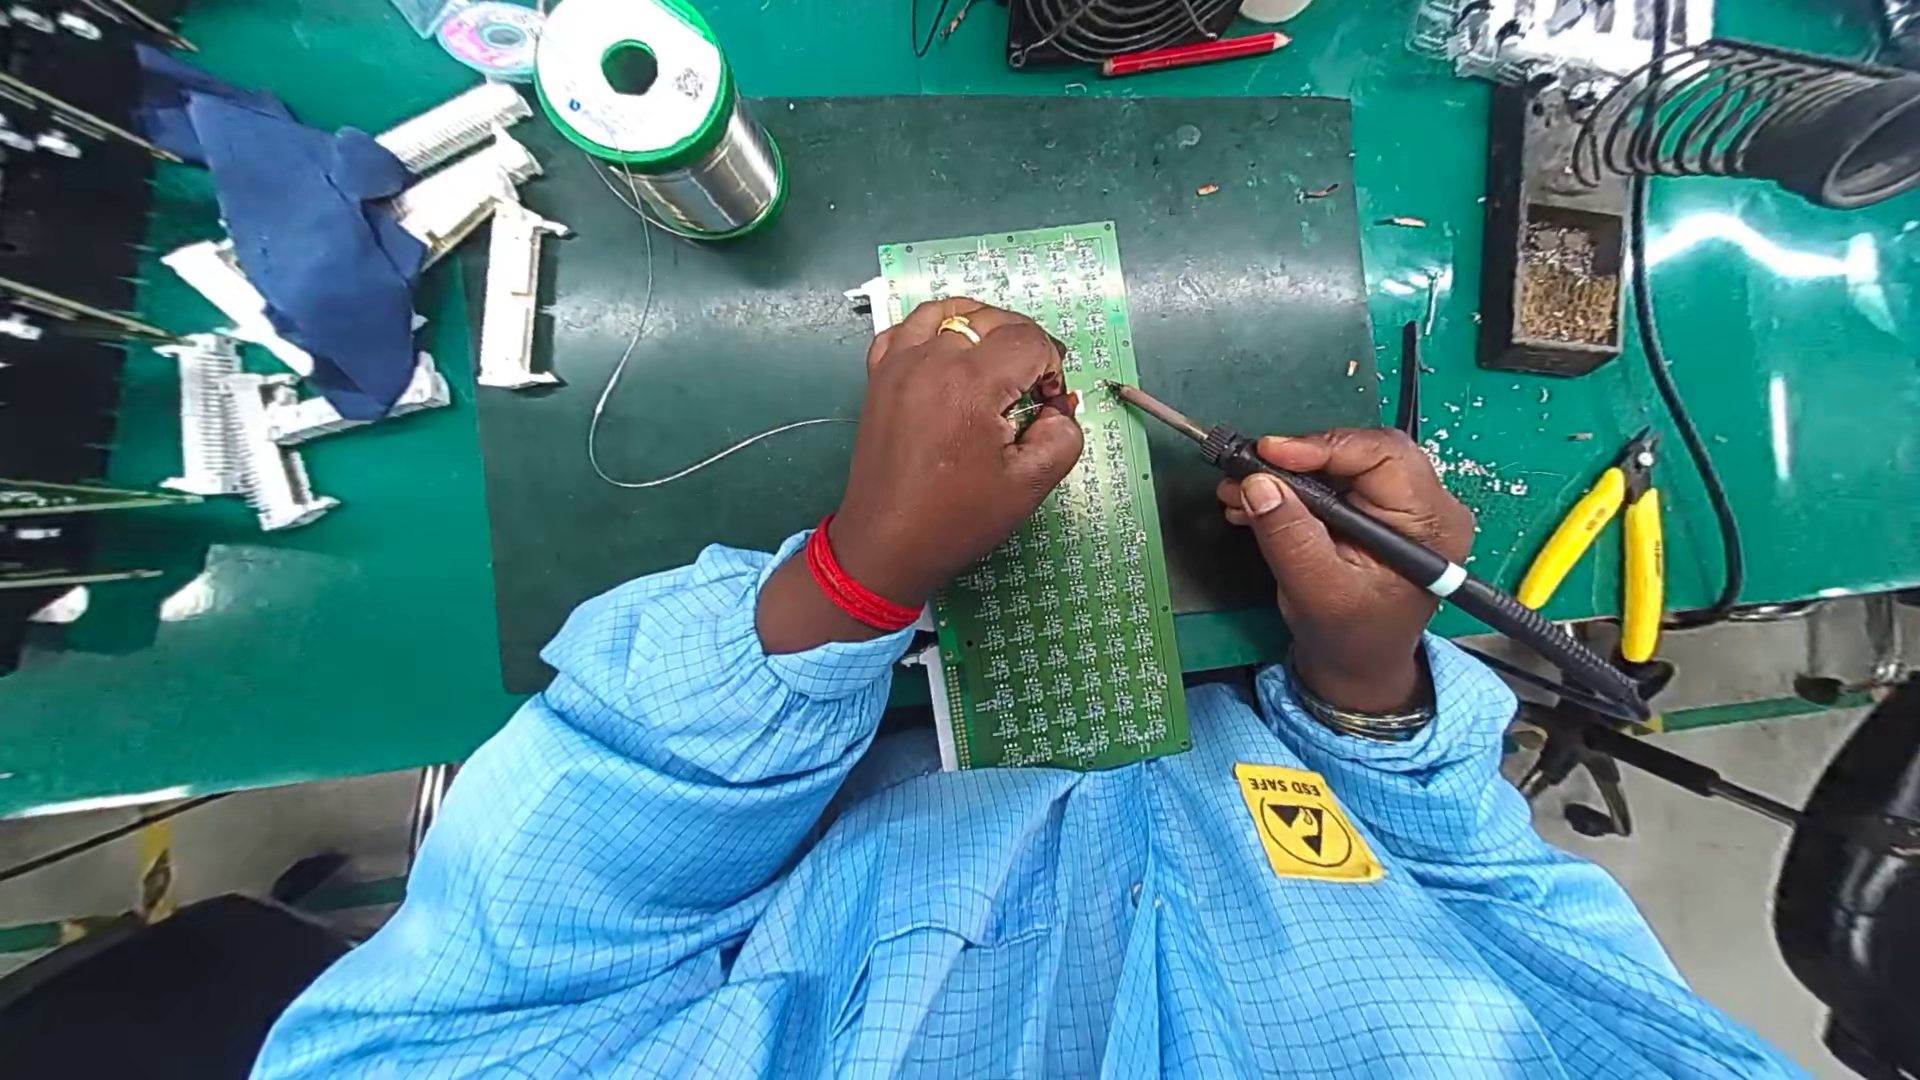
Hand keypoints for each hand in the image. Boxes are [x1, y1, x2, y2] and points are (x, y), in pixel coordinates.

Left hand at [758, 299, 1082, 652]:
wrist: (888, 543)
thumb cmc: (957, 519)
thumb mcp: (1031, 485)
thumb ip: (1063, 435)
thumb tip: (1057, 407)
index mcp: (971, 383)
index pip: (1030, 340)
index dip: (1052, 368)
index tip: (1047, 406)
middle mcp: (931, 360)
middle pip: (993, 318)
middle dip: (1024, 344)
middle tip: (1030, 388)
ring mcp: (898, 364)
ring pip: (948, 310)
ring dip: (981, 326)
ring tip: (994, 362)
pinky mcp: (878, 378)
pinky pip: (906, 329)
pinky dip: (933, 331)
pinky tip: (946, 357)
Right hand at [1216, 429, 1475, 712]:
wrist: (1356, 661)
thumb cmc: (1348, 633)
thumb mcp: (1315, 589)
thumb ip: (1288, 535)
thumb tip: (1256, 483)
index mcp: (1430, 521)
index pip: (1382, 455)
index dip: (1322, 447)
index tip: (1267, 454)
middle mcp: (1422, 503)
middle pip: (1358, 452)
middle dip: (1296, 459)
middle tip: (1247, 470)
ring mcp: (1394, 505)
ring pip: (1336, 464)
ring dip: (1282, 474)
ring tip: (1236, 490)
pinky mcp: (1366, 510)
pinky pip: (1324, 482)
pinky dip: (1284, 488)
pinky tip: (1251, 501)